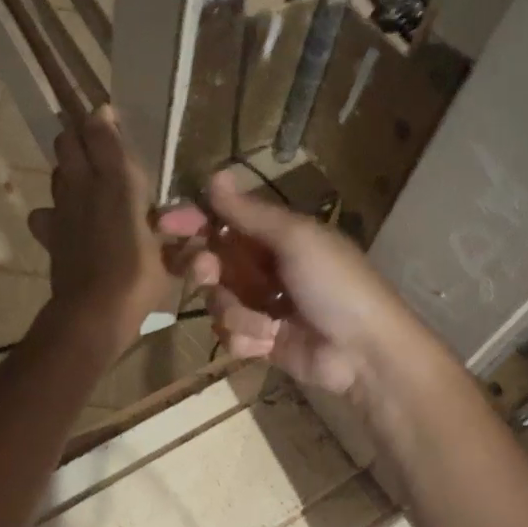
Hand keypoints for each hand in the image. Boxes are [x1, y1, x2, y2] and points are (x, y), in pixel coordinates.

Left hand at [27, 106, 175, 348]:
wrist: (94, 311)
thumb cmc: (139, 279)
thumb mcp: (168, 254)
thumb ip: (175, 236)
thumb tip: (186, 232)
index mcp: (118, 181)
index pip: (101, 131)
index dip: (103, 119)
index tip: (109, 115)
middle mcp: (85, 185)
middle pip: (67, 141)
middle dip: (79, 136)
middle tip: (97, 145)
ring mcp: (62, 208)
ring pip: (57, 172)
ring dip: (68, 170)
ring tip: (86, 182)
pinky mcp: (49, 233)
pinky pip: (45, 212)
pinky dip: (53, 213)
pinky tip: (66, 223)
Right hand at [159, 170, 421, 396]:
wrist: (363, 351)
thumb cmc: (335, 283)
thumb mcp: (295, 239)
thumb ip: (250, 213)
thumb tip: (215, 175)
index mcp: (275, 236)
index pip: (222, 221)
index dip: (191, 221)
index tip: (163, 224)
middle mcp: (264, 267)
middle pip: (209, 261)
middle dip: (202, 268)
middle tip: (207, 273)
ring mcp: (261, 306)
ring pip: (215, 302)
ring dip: (234, 310)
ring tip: (263, 320)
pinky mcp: (261, 341)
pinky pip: (230, 334)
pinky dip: (247, 338)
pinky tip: (270, 341)